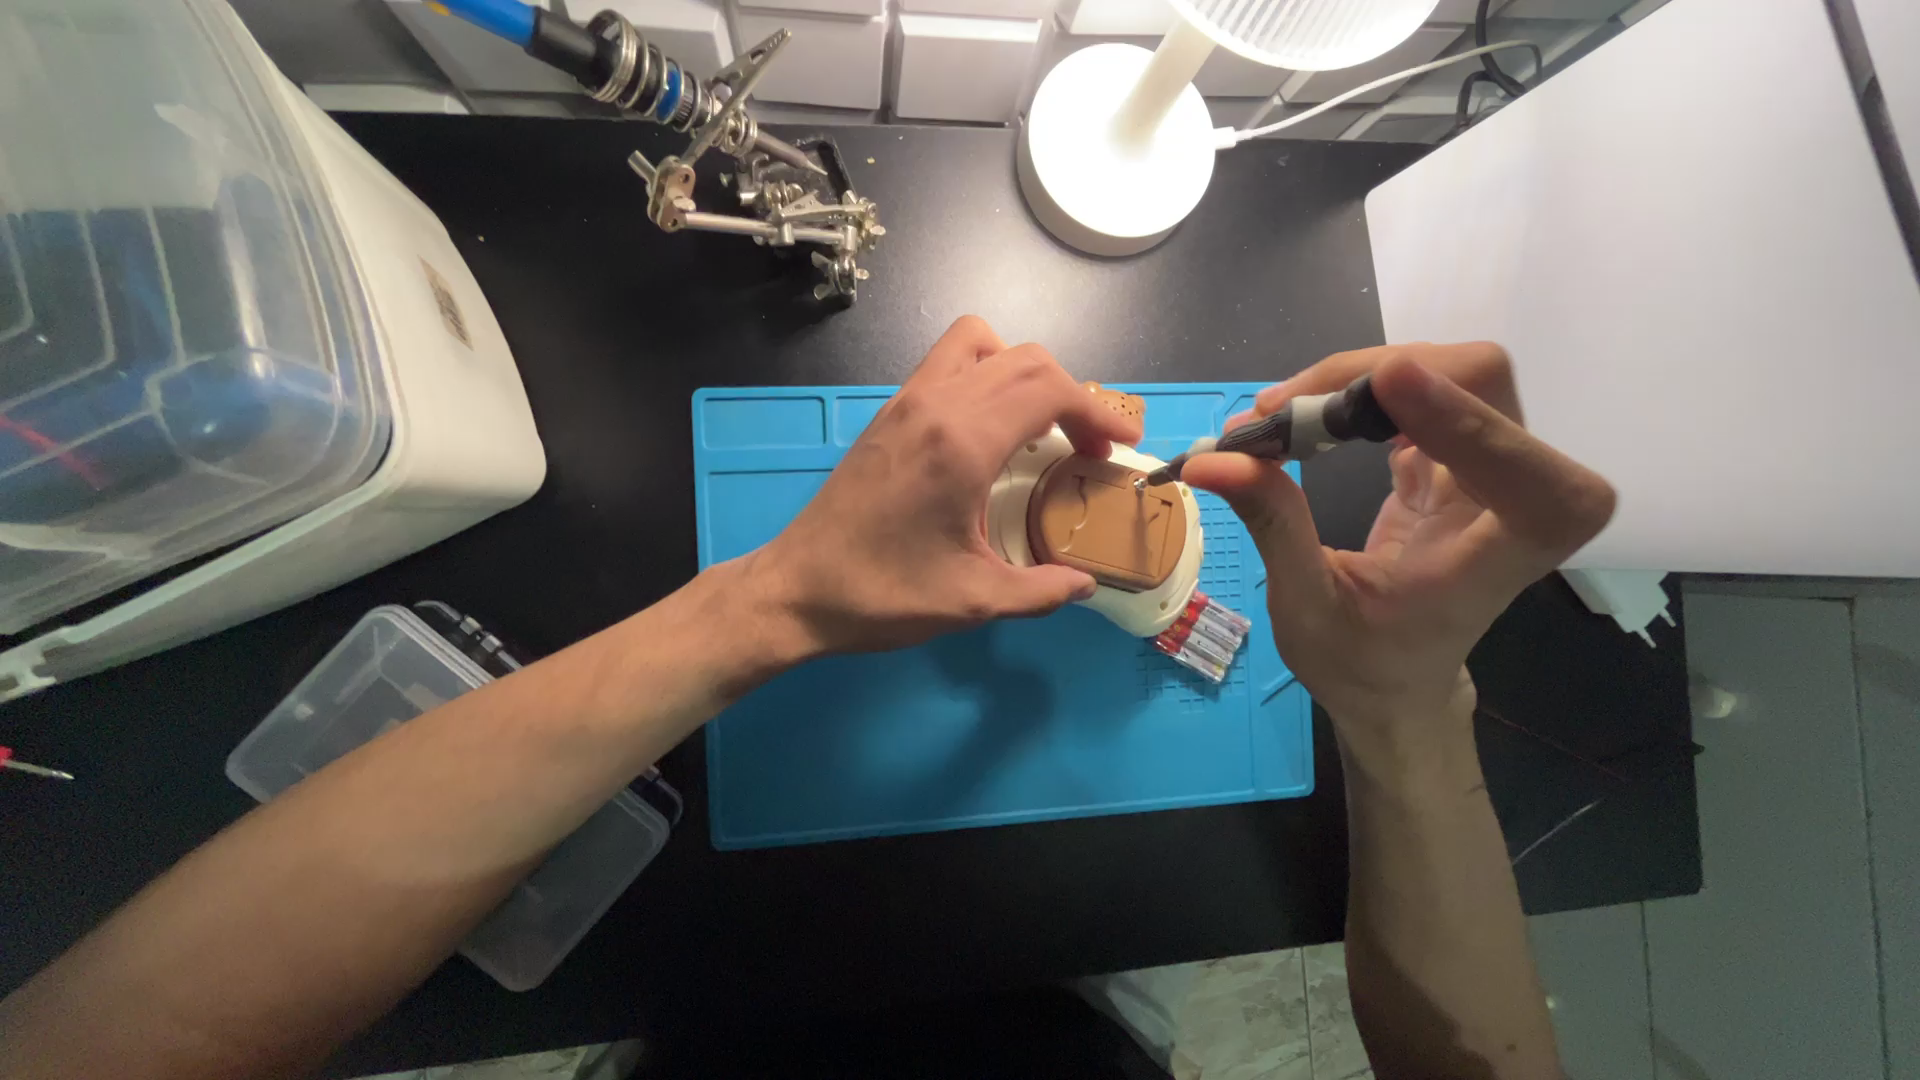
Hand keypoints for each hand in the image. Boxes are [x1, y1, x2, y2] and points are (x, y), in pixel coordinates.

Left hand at [747, 316, 1142, 654]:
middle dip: (1072, 393)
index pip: (1050, 390)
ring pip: (980, 343)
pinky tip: (989, 431)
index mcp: (962, 443)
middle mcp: (935, 404)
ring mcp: (906, 401)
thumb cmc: (882, 595)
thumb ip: (1039, 589)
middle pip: (1025, 358)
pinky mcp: (888, 413)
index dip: (1098, 413)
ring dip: (1023, 371)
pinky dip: (984, 375)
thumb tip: (1083, 583)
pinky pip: (947, 363)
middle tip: (1088, 445)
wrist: (798, 588)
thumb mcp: (972, 601)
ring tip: (1040, 423)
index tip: (1120, 447)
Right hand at [1182, 344, 1614, 736]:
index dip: (1466, 419)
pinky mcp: (1453, 457)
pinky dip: (1352, 394)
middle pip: (1482, 384)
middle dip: (1374, 375)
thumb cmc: (1360, 662)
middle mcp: (1514, 498)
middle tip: (1276, 411)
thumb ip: (1272, 524)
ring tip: (1272, 418)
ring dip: (1354, 379)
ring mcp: (1485, 468)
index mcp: (1498, 555)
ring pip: (1446, 374)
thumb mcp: (1305, 605)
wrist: (1394, 682)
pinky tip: (1300, 421)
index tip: (1386, 385)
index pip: (1524, 472)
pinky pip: (1416, 394)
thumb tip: (1211, 457)